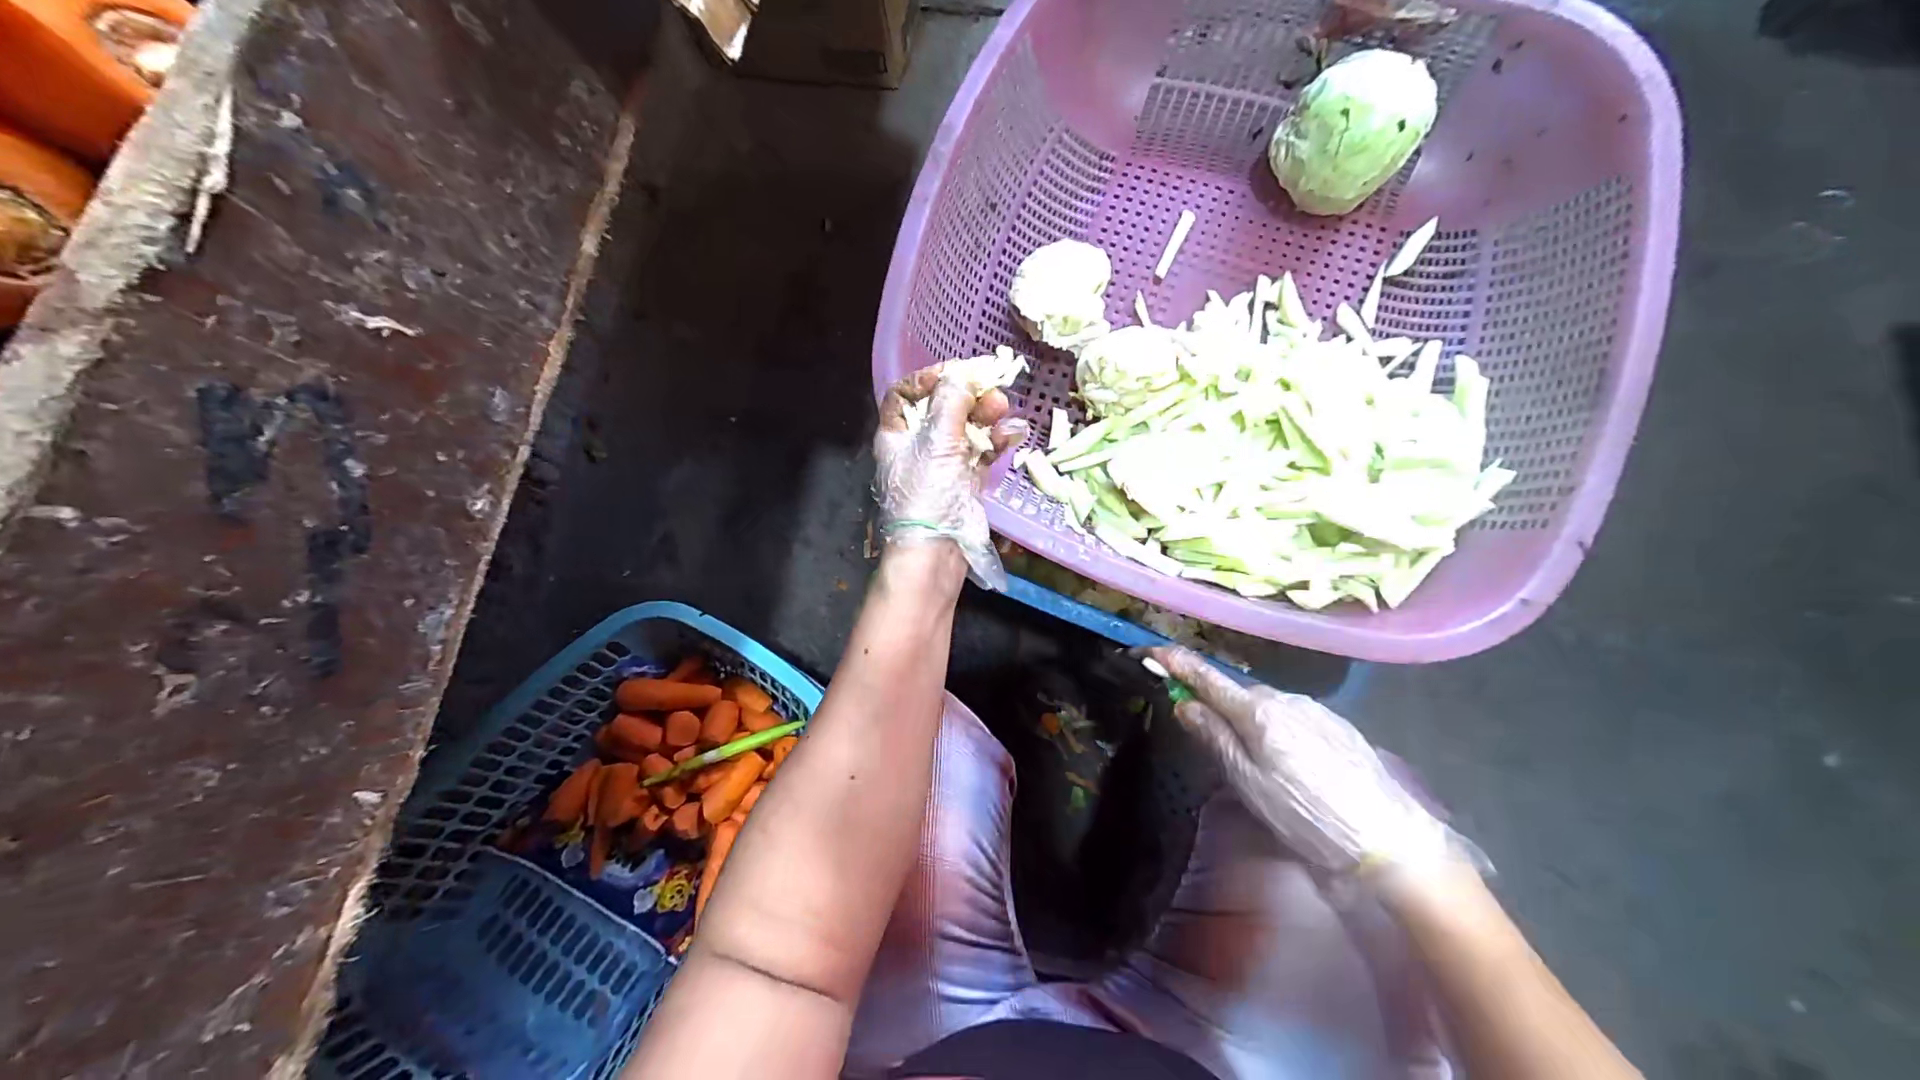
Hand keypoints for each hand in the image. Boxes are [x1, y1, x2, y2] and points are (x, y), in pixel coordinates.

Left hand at [874, 363, 1028, 589]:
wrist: (937, 551)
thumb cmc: (927, 492)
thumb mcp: (936, 441)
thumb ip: (951, 403)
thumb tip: (962, 375)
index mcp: (897, 435)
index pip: (905, 395)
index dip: (927, 379)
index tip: (955, 373)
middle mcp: (917, 447)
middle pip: (942, 409)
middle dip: (967, 396)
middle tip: (991, 389)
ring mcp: (943, 465)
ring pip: (966, 429)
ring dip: (986, 416)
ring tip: (1003, 408)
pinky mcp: (965, 482)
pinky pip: (982, 453)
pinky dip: (996, 441)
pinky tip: (1013, 433)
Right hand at [1149, 646, 1452, 874]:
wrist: (1389, 844)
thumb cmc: (1306, 817)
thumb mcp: (1248, 783)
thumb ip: (1215, 738)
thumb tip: (1183, 704)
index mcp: (1258, 711)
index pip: (1207, 677)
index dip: (1175, 662)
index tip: (1149, 650)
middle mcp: (1286, 699)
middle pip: (1237, 693)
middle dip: (1217, 704)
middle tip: (1207, 738)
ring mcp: (1316, 711)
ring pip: (1266, 706)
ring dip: (1250, 720)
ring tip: (1256, 764)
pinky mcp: (1339, 726)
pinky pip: (1293, 717)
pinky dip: (1277, 729)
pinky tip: (1290, 764)